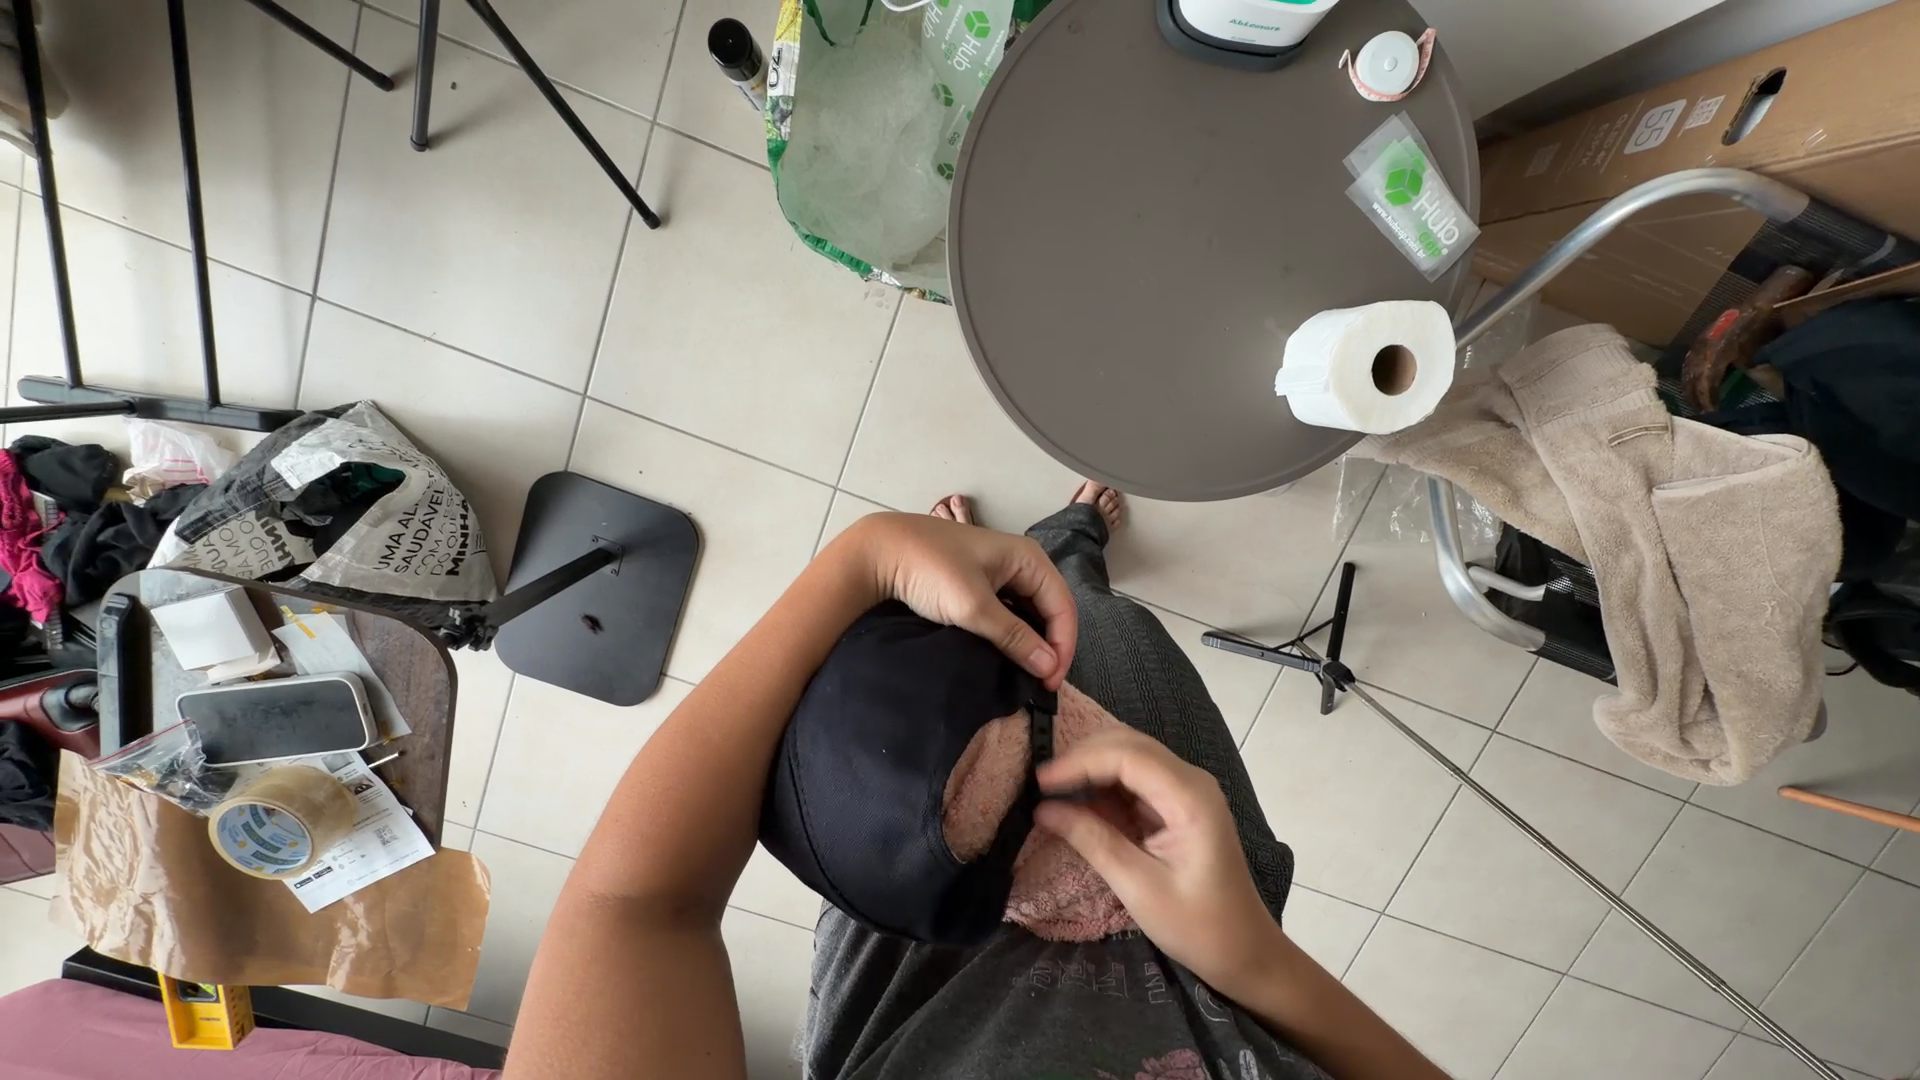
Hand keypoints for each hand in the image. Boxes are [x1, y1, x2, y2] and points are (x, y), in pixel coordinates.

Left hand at [841, 512, 1076, 688]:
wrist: (879, 552)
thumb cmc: (930, 570)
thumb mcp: (974, 607)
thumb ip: (1014, 637)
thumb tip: (1049, 667)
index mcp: (1028, 558)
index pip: (1062, 607)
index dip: (1062, 647)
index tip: (1049, 683)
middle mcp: (1020, 562)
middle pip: (1050, 610)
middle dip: (1050, 647)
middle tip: (1040, 685)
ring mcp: (999, 573)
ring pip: (1029, 613)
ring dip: (1031, 643)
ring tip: (1026, 675)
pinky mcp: (980, 584)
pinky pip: (1008, 612)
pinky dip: (1012, 635)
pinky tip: (1005, 656)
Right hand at [1035, 727, 1283, 996]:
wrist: (1246, 953)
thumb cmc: (1198, 927)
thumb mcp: (1139, 888)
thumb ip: (1092, 840)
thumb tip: (1043, 809)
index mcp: (1190, 798)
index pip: (1128, 756)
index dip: (1080, 761)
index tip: (1041, 780)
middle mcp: (1190, 780)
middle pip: (1128, 745)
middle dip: (1081, 757)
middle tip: (1041, 781)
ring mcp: (1185, 789)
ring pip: (1128, 755)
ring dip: (1089, 766)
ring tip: (1052, 787)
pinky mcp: (1175, 802)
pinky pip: (1133, 778)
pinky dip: (1102, 783)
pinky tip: (1077, 798)